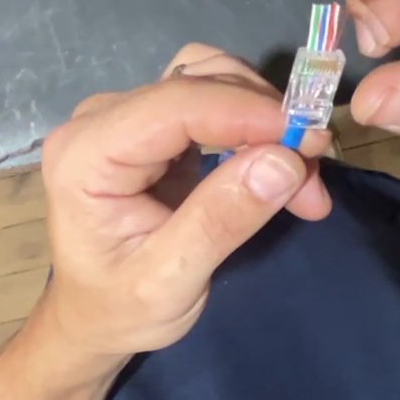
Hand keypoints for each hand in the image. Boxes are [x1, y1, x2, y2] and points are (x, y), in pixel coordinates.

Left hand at [34, 45, 330, 362]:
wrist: (94, 319)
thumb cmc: (119, 310)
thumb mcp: (167, 283)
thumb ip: (219, 221)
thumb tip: (284, 161)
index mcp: (85, 156)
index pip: (173, 106)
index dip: (246, 112)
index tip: (310, 140)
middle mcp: (100, 121)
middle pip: (195, 83)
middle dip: (265, 120)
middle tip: (313, 176)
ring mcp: (126, 118)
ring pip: (210, 81)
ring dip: (265, 118)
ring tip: (301, 176)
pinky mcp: (152, 126)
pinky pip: (211, 101)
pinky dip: (253, 124)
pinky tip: (279, 165)